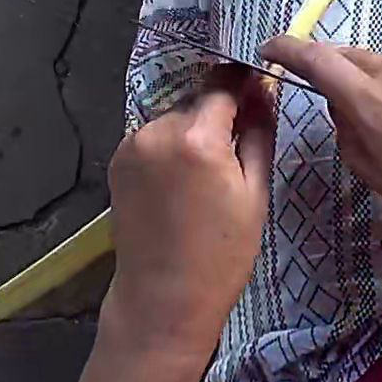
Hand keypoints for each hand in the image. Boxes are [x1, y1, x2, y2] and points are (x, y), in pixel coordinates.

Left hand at [103, 66, 274, 361]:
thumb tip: (264, 89)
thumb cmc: (221, 254)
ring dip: (191, 127)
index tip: (255, 84)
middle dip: (218, 111)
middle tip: (236, 139)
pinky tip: (178, 178)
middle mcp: (158, 128)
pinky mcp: (117, 157)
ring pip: (174, 115)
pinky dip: (169, 143)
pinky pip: (153, 134)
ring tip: (204, 168)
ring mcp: (132, 142)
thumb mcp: (254, 192)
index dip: (242, 81)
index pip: (222, 82)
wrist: (162, 300)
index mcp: (196, 136)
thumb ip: (259, 131)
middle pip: (197, 99)